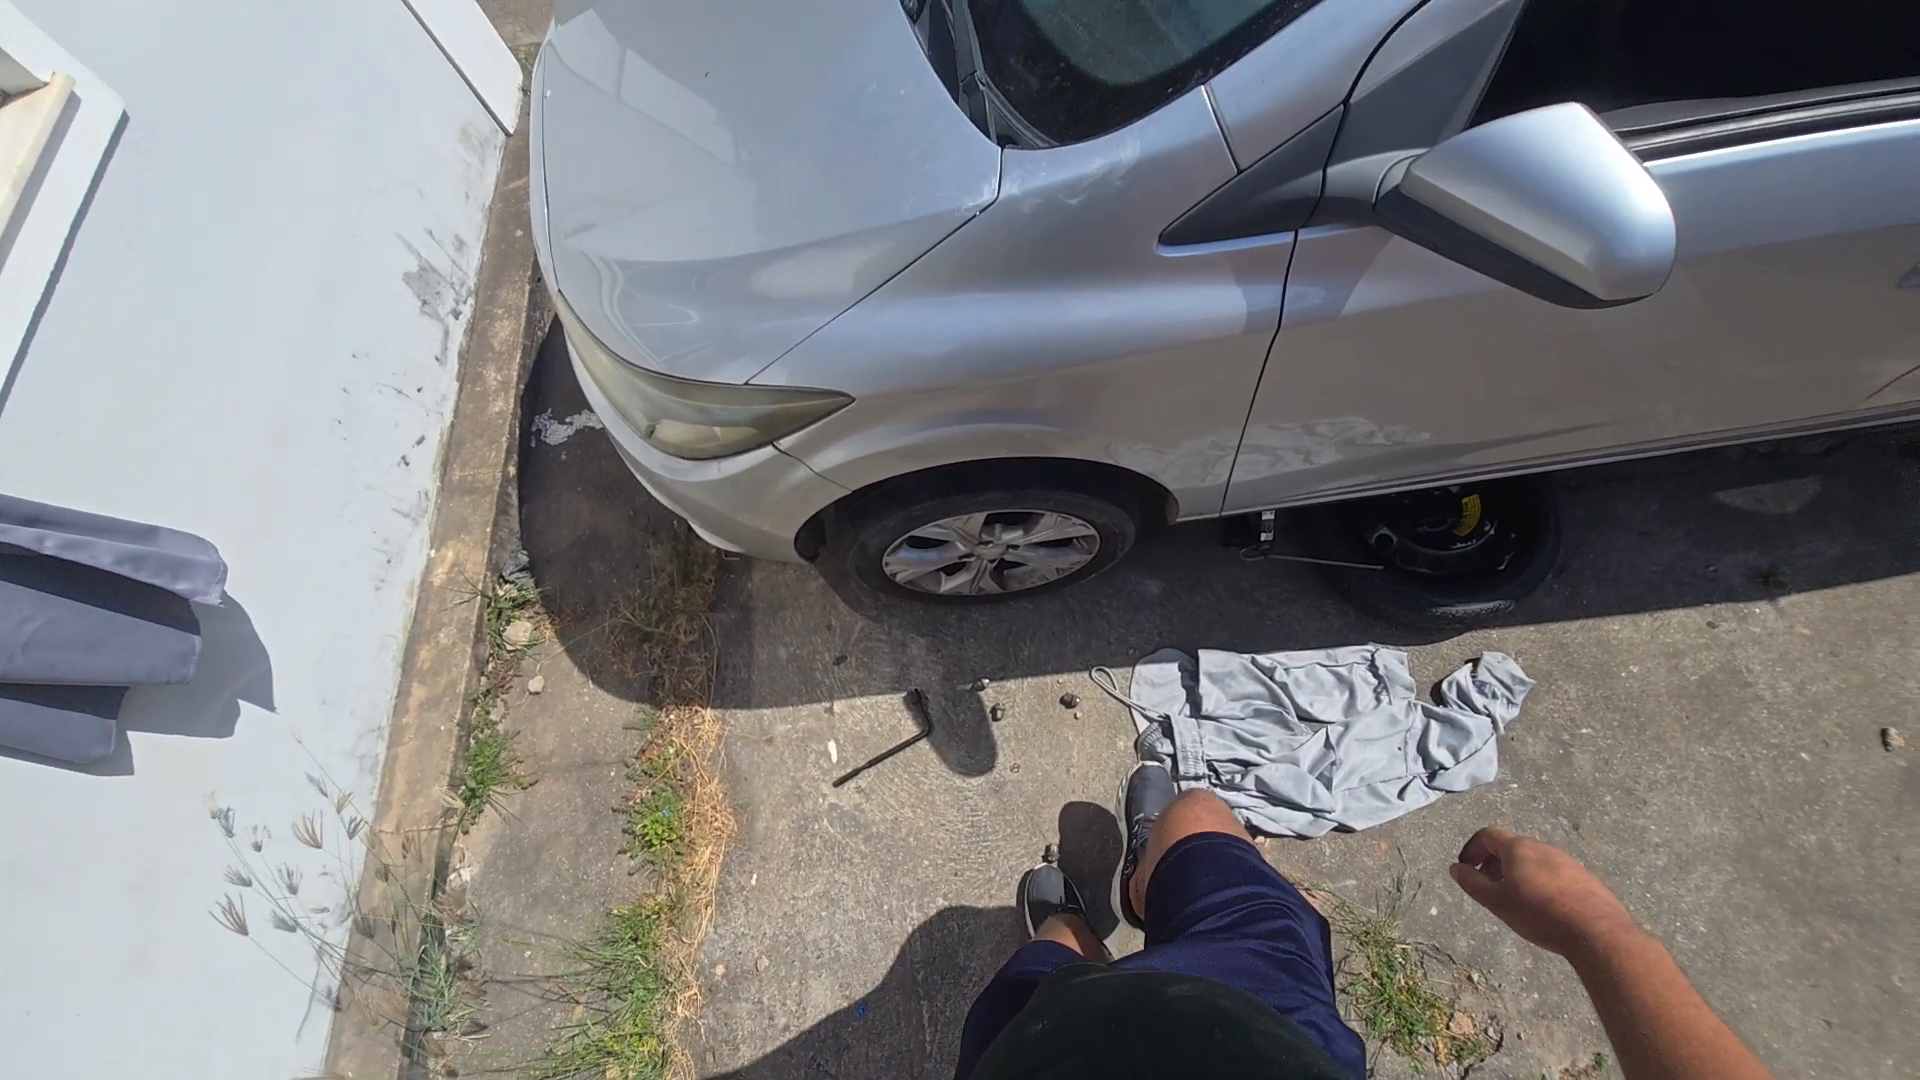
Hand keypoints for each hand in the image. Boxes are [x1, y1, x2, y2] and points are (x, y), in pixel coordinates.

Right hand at [1449, 827, 1641, 959]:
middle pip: (1512, 847)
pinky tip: (1548, 908)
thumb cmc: (1539, 913)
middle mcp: (1543, 848)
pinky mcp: (1589, 881)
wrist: (1600, 935)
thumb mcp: (1496, 901)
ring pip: (1536, 861)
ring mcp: (1570, 863)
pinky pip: (1557, 875)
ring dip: (1520, 873)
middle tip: (1490, 885)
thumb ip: (1472, 882)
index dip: (1472, 849)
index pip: (1487, 834)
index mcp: (1518, 847)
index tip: (1467, 869)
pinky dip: (1544, 883)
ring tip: (1518, 898)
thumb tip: (1455, 868)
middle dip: (1495, 863)